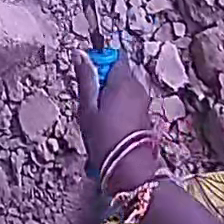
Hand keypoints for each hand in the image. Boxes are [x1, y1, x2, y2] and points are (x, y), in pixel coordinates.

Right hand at [73, 52, 159, 192]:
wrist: (129, 169)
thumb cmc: (105, 138)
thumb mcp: (87, 106)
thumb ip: (85, 78)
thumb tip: (79, 53)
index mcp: (123, 81)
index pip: (114, 55)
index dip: (99, 61)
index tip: (87, 75)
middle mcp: (138, 87)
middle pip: (119, 71)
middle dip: (103, 79)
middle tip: (88, 98)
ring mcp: (143, 101)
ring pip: (123, 86)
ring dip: (109, 93)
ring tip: (96, 113)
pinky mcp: (144, 114)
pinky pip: (128, 100)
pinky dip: (117, 105)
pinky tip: (107, 122)